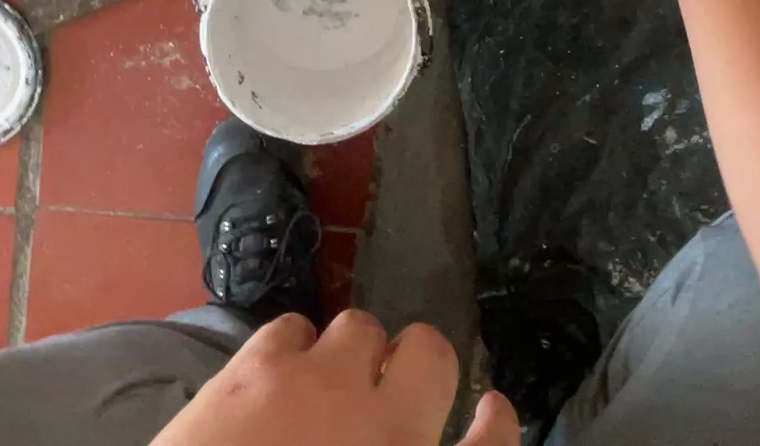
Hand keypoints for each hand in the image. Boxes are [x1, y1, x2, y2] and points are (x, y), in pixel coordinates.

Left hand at [152, 311, 517, 445]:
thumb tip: (399, 439)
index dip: (495, 427)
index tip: (490, 410)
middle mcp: (386, 431)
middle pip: (431, 355)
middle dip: (417, 365)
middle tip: (388, 389)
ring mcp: (325, 389)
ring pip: (362, 327)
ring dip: (350, 354)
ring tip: (324, 384)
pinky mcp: (263, 367)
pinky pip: (296, 326)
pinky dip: (291, 349)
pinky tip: (274, 378)